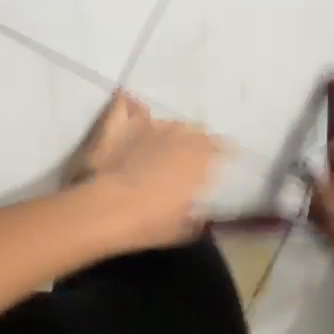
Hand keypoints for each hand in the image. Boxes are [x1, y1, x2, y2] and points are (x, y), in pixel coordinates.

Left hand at [85, 95, 221, 250]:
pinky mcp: (119, 122)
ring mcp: (148, 125)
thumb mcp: (186, 228)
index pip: (220, 148)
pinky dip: (131, 106)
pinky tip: (131, 106)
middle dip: (196, 139)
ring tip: (163, 140)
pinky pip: (127, 104)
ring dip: (168, 130)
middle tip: (191, 152)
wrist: (108, 208)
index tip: (225, 157)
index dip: (223, 151)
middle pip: (194, 130)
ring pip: (165, 121)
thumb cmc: (150, 223)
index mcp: (200, 160)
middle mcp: (178, 136)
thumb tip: (203, 213)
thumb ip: (199, 215)